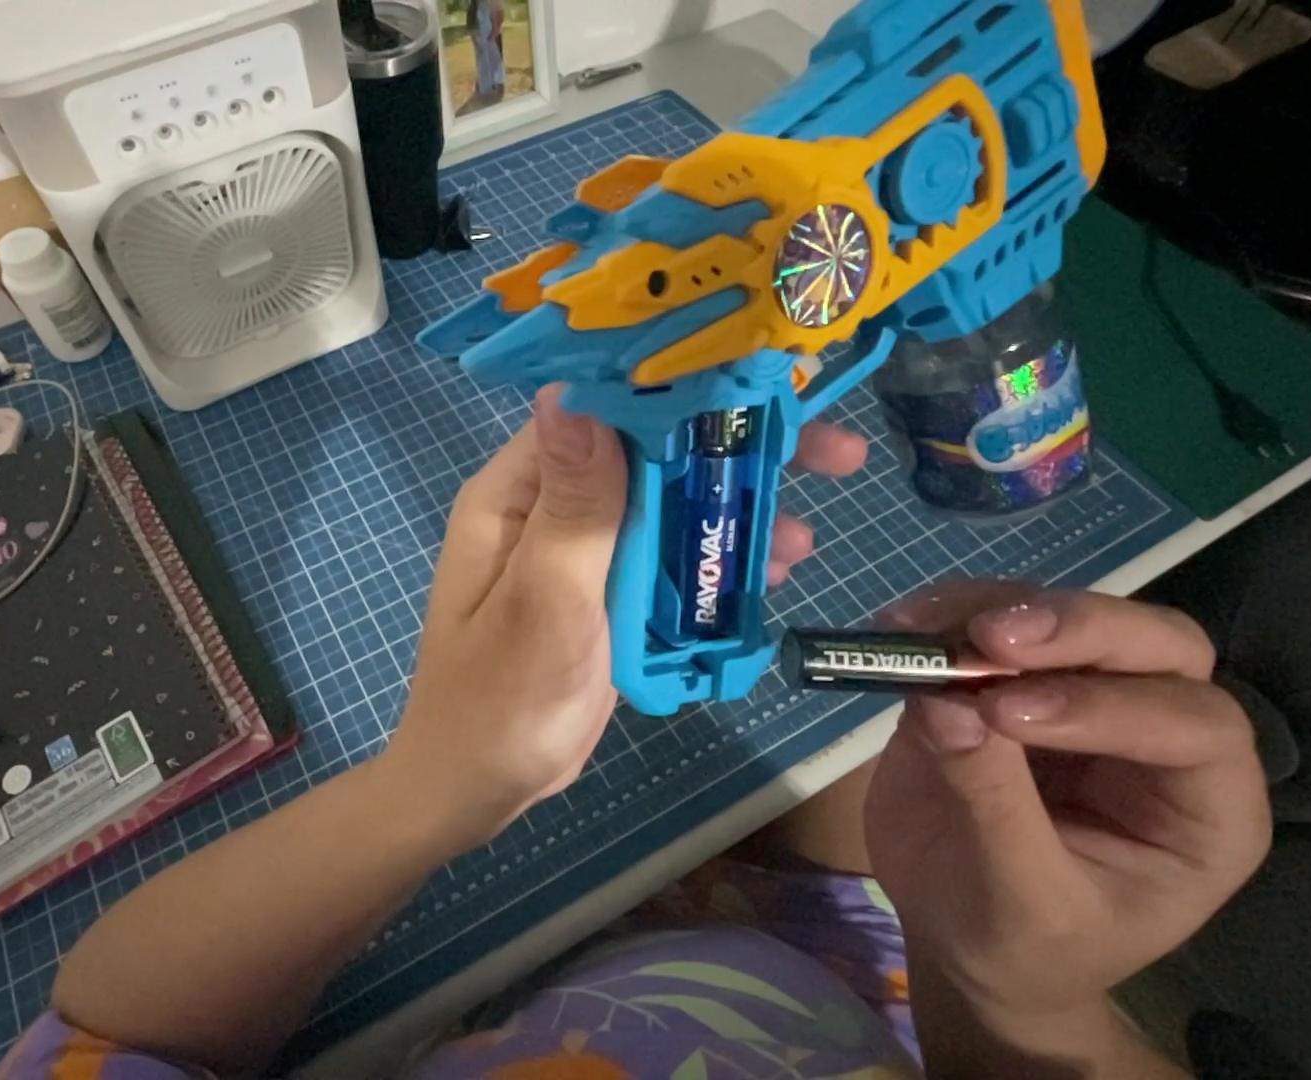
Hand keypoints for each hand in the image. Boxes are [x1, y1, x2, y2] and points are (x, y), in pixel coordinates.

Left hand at [386, 385, 865, 845]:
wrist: (480, 786)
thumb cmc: (499, 699)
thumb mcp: (542, 597)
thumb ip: (573, 503)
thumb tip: (573, 390)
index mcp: (518, 493)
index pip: (601, 411)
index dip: (680, 393)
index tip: (763, 390)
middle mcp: (549, 508)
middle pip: (649, 455)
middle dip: (732, 455)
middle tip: (831, 455)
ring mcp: (580, 552)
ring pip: (667, 508)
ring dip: (733, 516)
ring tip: (799, 543)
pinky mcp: (605, 594)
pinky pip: (666, 560)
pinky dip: (714, 564)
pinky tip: (768, 577)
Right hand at [863, 582, 1270, 1028]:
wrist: (959, 935)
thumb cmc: (1015, 941)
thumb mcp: (1017, 897)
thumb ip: (991, 801)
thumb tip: (942, 702)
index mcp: (1198, 805)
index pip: (1190, 725)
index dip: (1104, 707)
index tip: (1002, 713)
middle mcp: (1148, 734)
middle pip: (1150, 644)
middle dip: (1071, 628)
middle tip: (986, 636)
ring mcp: (1067, 696)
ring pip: (1059, 617)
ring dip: (988, 608)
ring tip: (915, 627)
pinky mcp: (994, 682)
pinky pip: (981, 626)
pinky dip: (939, 617)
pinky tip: (898, 626)